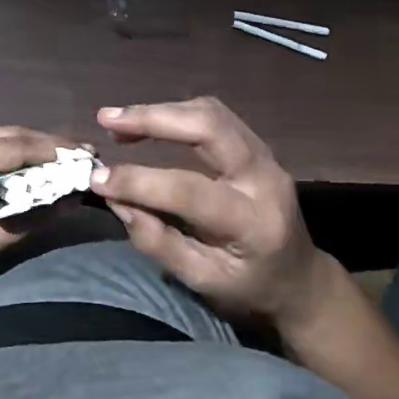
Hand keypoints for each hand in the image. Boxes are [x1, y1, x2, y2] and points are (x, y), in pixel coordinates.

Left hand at [0, 126, 71, 300]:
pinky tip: (34, 163)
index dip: (53, 151)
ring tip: (68, 159)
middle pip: (7, 135)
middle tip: (86, 156)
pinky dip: (12, 153)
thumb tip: (73, 198)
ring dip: (32, 147)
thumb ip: (29, 218)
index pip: (12, 147)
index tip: (88, 157)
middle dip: (48, 146)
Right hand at [90, 97, 336, 329]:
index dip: (139, 181)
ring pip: (212, 113)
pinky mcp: (258, 146)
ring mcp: (266, 157)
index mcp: (252, 223)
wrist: (300, 278)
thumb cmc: (249, 286)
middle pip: (210, 126)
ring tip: (121, 122)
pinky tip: (150, 123)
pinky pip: (216, 116)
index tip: (97, 179)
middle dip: (154, 118)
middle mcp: (264, 179)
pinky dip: (177, 114)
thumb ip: (159, 242)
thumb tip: (116, 200)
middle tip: (107, 120)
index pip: (189, 191)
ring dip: (162, 111)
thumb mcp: (202, 282)